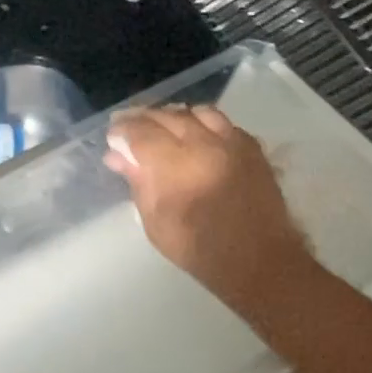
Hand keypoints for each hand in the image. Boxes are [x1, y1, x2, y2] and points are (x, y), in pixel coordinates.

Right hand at [105, 105, 310, 302]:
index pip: (140, 132)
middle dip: (143, 118)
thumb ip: (137, 182)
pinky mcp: (252, 148)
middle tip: (130, 127)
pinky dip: (204, 123)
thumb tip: (117, 154)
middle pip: (167, 116)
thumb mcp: (154, 222)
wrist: (258, 261)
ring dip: (175, 116)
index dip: (122, 130)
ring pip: (197, 112)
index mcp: (175, 166)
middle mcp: (204, 145)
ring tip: (164, 128)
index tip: (113, 137)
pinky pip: (223, 122)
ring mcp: (232, 143)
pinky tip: (197, 136)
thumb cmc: (199, 249)